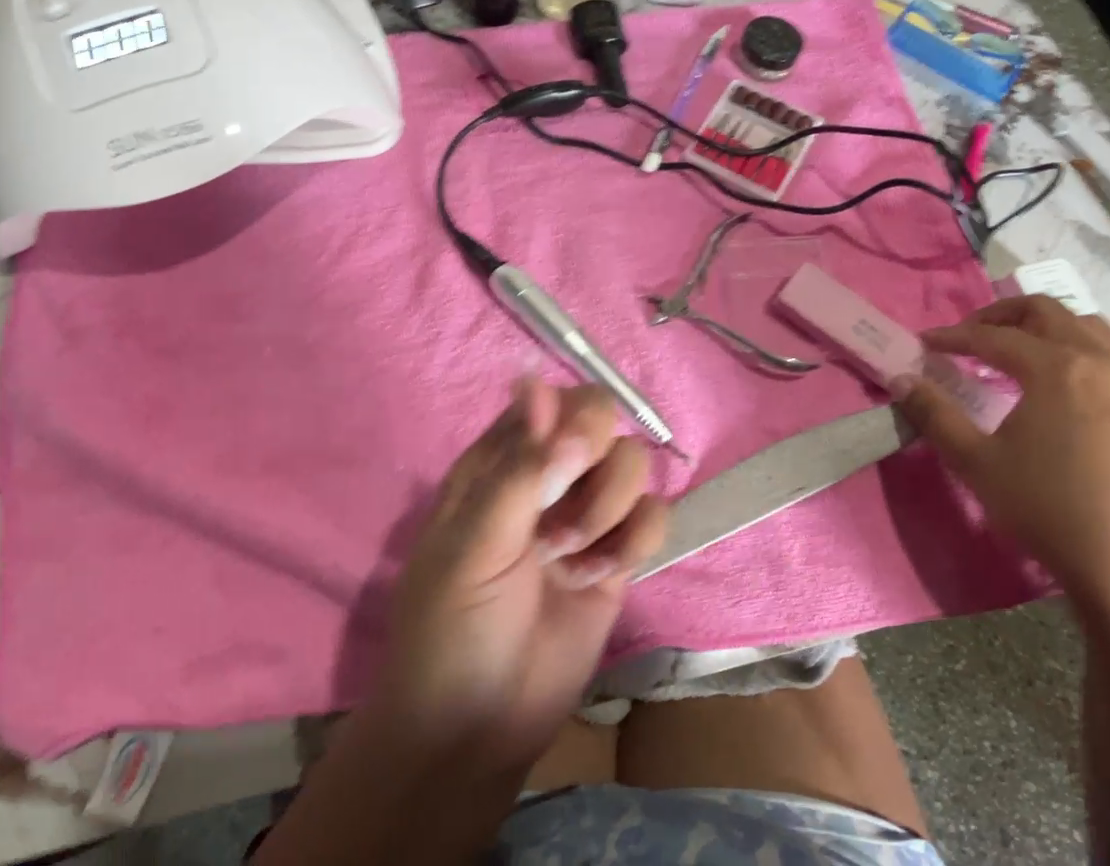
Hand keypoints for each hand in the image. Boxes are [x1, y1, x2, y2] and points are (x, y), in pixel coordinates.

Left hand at [371, 377, 667, 768]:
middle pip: (602, 425)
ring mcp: (584, 519)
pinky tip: (603, 578)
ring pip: (633, 467)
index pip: (550, 402)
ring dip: (611, 511)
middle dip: (595, 467)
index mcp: (496, 465)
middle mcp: (545, 481)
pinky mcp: (618, 560)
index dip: (569, 422)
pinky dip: (639, 541)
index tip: (566, 462)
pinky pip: (655, 518)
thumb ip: (517, 469)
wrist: (478, 726)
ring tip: (571, 561)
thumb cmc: (454, 628)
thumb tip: (537, 382)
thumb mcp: (473, 545)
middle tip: (564, 521)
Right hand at [894, 295, 1109, 608]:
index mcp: (1055, 368)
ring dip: (1042, 327)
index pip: (993, 336)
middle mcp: (1096, 361)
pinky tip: (1050, 385)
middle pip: (1045, 312)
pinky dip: (1070, 348)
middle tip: (966, 338)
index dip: (952, 337)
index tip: (921, 344)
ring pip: (1083, 326)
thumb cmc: (1045, 506)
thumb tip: (901, 379)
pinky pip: (1104, 354)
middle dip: (999, 316)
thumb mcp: (975, 462)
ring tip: (1010, 353)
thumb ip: (935, 414)